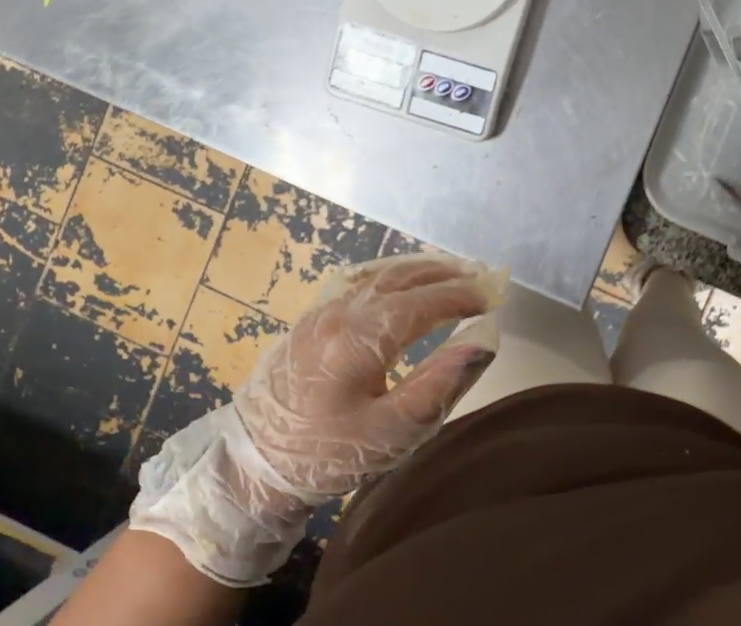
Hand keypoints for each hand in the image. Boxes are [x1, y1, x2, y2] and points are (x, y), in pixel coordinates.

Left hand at [237, 253, 508, 497]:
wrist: (248, 470)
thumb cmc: (325, 456)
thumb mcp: (391, 432)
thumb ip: (440, 383)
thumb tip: (483, 342)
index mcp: (359, 339)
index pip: (424, 303)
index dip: (462, 296)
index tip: (493, 296)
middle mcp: (340, 313)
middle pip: (402, 279)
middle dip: (446, 275)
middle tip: (481, 276)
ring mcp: (320, 312)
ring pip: (380, 275)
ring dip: (420, 269)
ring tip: (453, 270)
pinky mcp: (309, 321)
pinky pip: (359, 281)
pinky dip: (392, 274)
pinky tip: (403, 278)